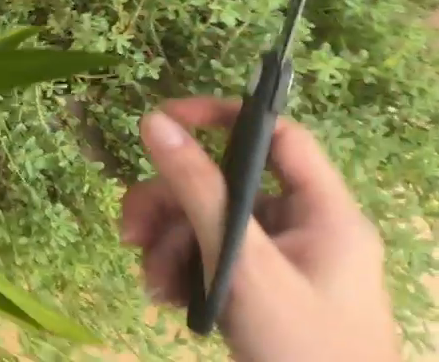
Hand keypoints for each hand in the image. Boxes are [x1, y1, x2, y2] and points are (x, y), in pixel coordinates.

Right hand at [119, 98, 397, 361]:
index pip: (277, 135)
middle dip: (166, 204)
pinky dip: (176, 263)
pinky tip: (164, 292)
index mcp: (324, 215)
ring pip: (202, 215)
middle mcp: (303, 226)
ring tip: (149, 279)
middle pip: (219, 182)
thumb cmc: (301, 344)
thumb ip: (197, 188)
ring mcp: (281, 254)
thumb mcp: (241, 263)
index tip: (161, 119)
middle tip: (130, 231)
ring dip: (164, 241)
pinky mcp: (260, 279)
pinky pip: (206, 248)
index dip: (220, 116)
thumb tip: (153, 120)